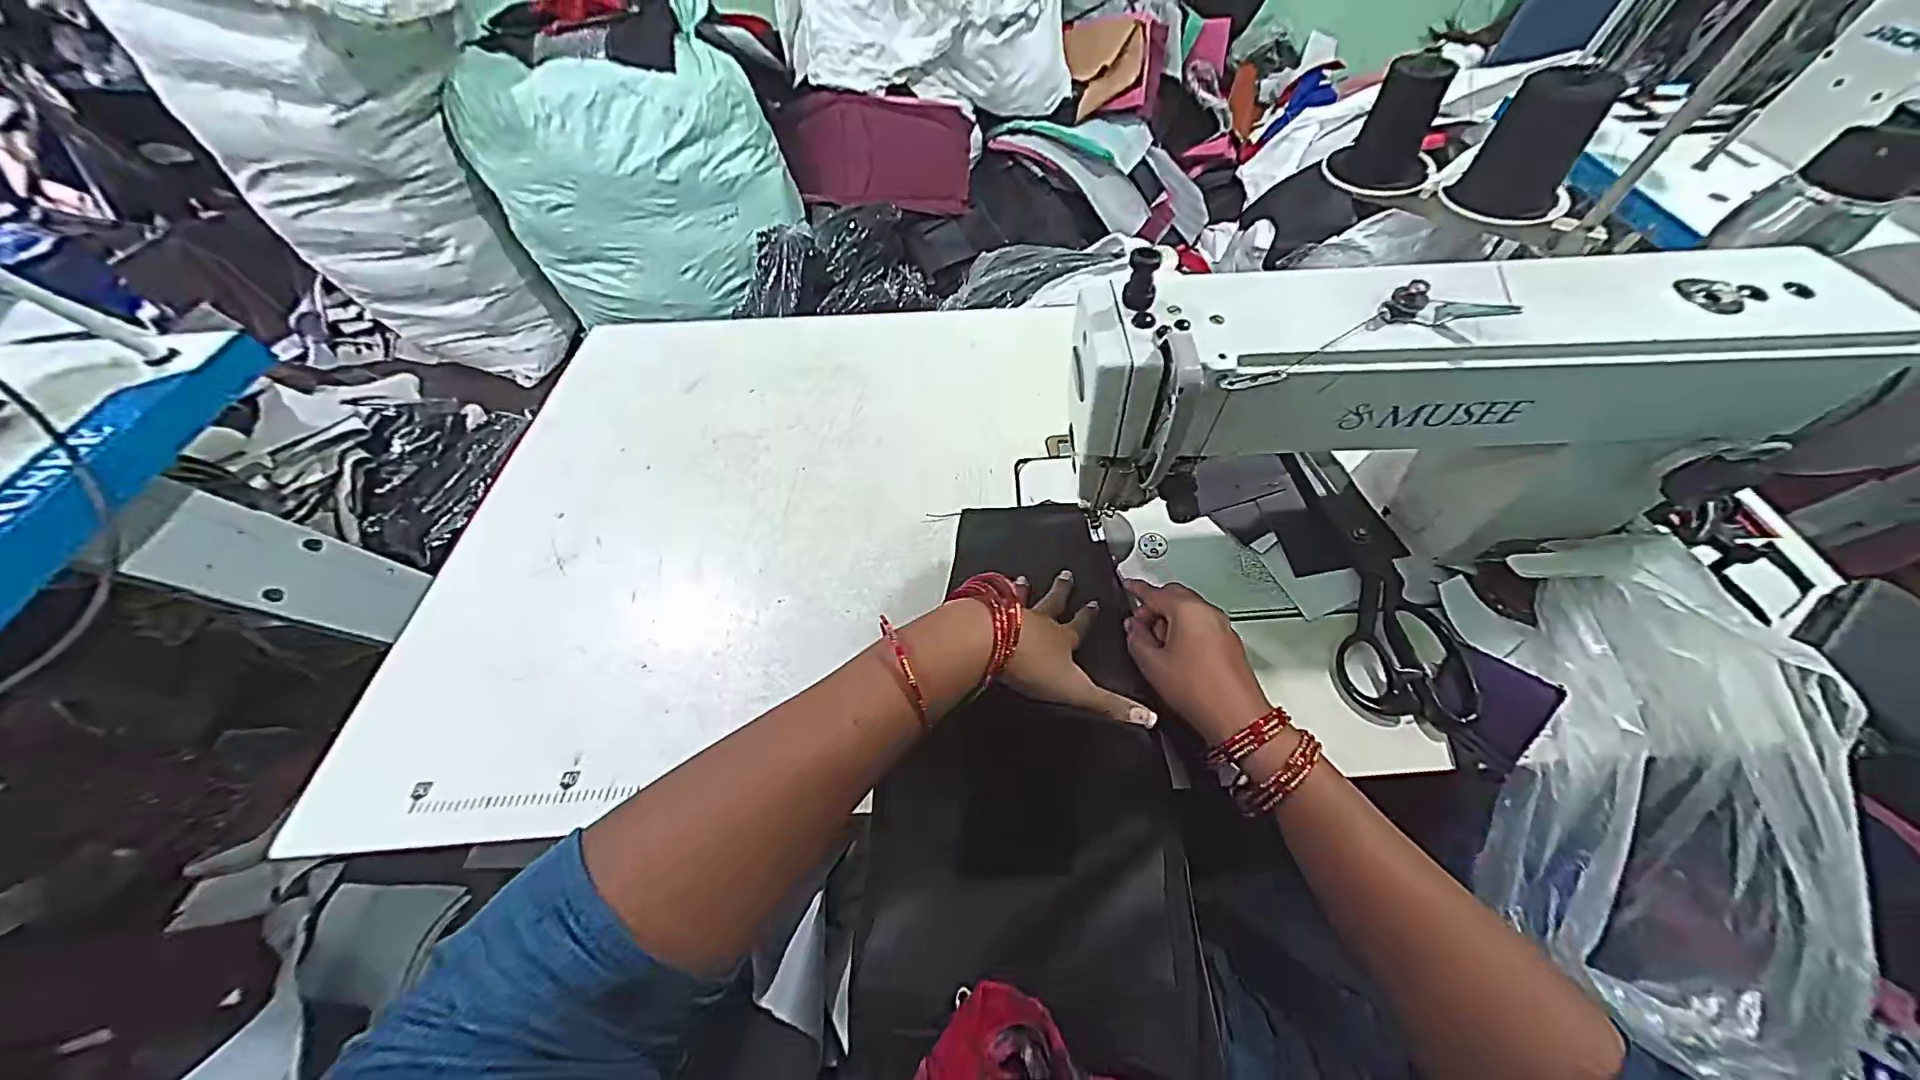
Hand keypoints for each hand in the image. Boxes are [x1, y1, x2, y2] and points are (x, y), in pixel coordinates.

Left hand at [998, 570, 1156, 727]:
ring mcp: (1011, 614)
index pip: (1080, 625)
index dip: (1088, 616)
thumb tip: (1145, 717)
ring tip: (1024, 580)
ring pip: (1023, 598)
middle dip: (1062, 591)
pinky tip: (988, 591)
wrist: (991, 642)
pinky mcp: (986, 614)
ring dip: (1025, 590)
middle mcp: (1039, 621)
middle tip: (1065, 576)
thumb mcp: (1077, 690)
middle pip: (1053, 602)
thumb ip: (1109, 704)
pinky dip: (993, 594)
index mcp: (1062, 638)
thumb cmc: (1032, 664)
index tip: (1093, 604)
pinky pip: (992, 599)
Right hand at [1122, 579, 1271, 743]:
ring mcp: (1222, 626)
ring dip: (1170, 619)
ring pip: (1189, 610)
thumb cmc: (1201, 692)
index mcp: (1187, 610)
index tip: (1128, 585)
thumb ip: (1136, 638)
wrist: (1236, 717)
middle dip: (1154, 606)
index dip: (1136, 589)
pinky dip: (1186, 630)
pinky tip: (1176, 655)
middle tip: (1138, 624)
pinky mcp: (1229, 641)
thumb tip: (1133, 628)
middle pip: (1175, 596)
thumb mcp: (1152, 665)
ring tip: (1156, 645)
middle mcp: (1208, 613)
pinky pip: (1202, 625)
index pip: (1155, 592)